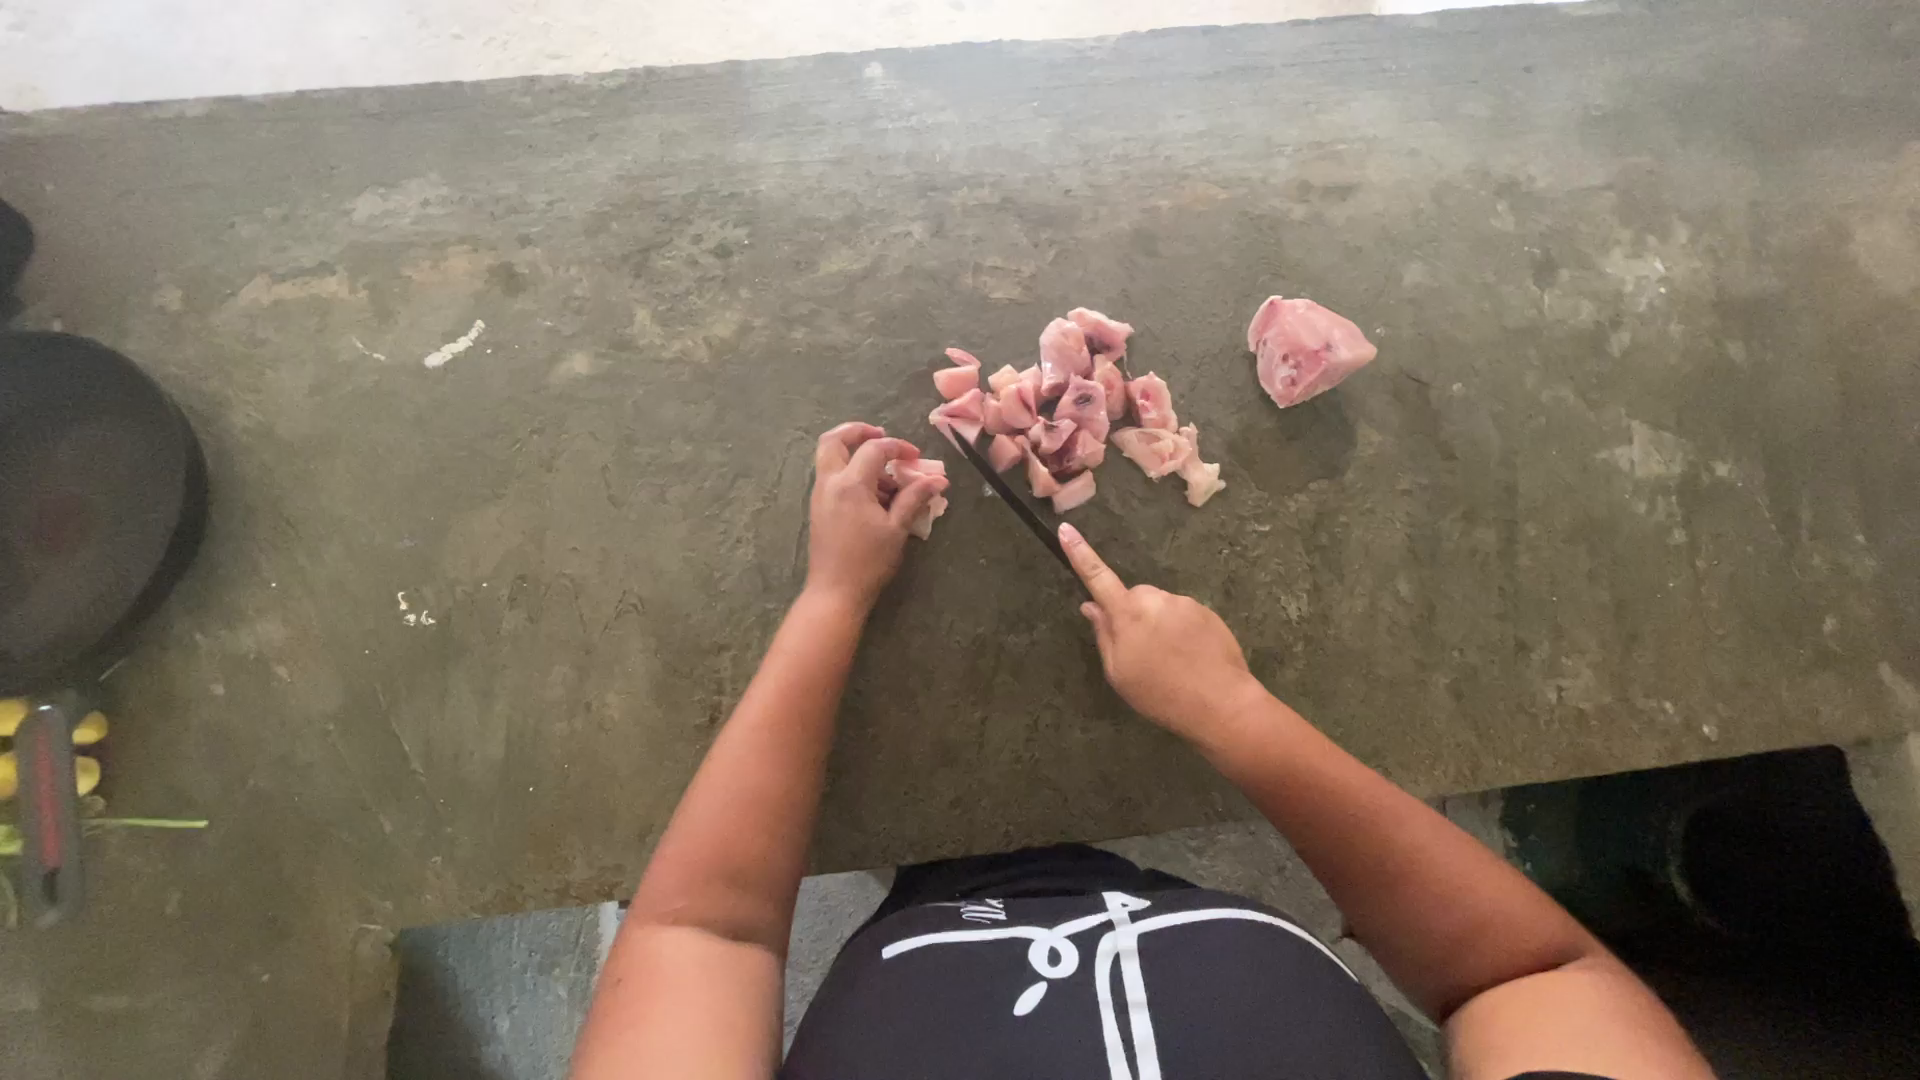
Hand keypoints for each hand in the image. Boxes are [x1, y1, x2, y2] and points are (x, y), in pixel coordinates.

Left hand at [805, 422, 946, 609]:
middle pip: (835, 439)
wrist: (835, 592)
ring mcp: (820, 495)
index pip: (874, 449)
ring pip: (831, 457)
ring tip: (886, 477)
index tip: (916, 459)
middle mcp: (829, 482)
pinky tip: (874, 495)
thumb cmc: (869, 562)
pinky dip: (851, 473)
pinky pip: (833, 477)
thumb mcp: (897, 528)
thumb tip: (938, 479)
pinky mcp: (819, 508)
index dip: (898, 447)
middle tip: (882, 436)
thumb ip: (914, 498)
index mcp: (850, 484)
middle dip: (858, 431)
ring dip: (856, 455)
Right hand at [1059, 522, 1261, 741]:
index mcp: (1127, 613)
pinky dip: (1181, 631)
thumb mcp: (1119, 672)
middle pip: (1134, 597)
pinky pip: (1184, 615)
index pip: (1097, 576)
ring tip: (1170, 661)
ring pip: (1160, 607)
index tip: (1066, 529)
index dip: (1079, 552)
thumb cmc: (1160, 694)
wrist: (1221, 703)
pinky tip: (1190, 658)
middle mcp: (1155, 599)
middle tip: (1141, 653)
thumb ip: (1103, 635)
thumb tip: (1091, 606)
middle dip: (1133, 615)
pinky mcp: (1207, 611)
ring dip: (1159, 625)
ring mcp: (1184, 603)